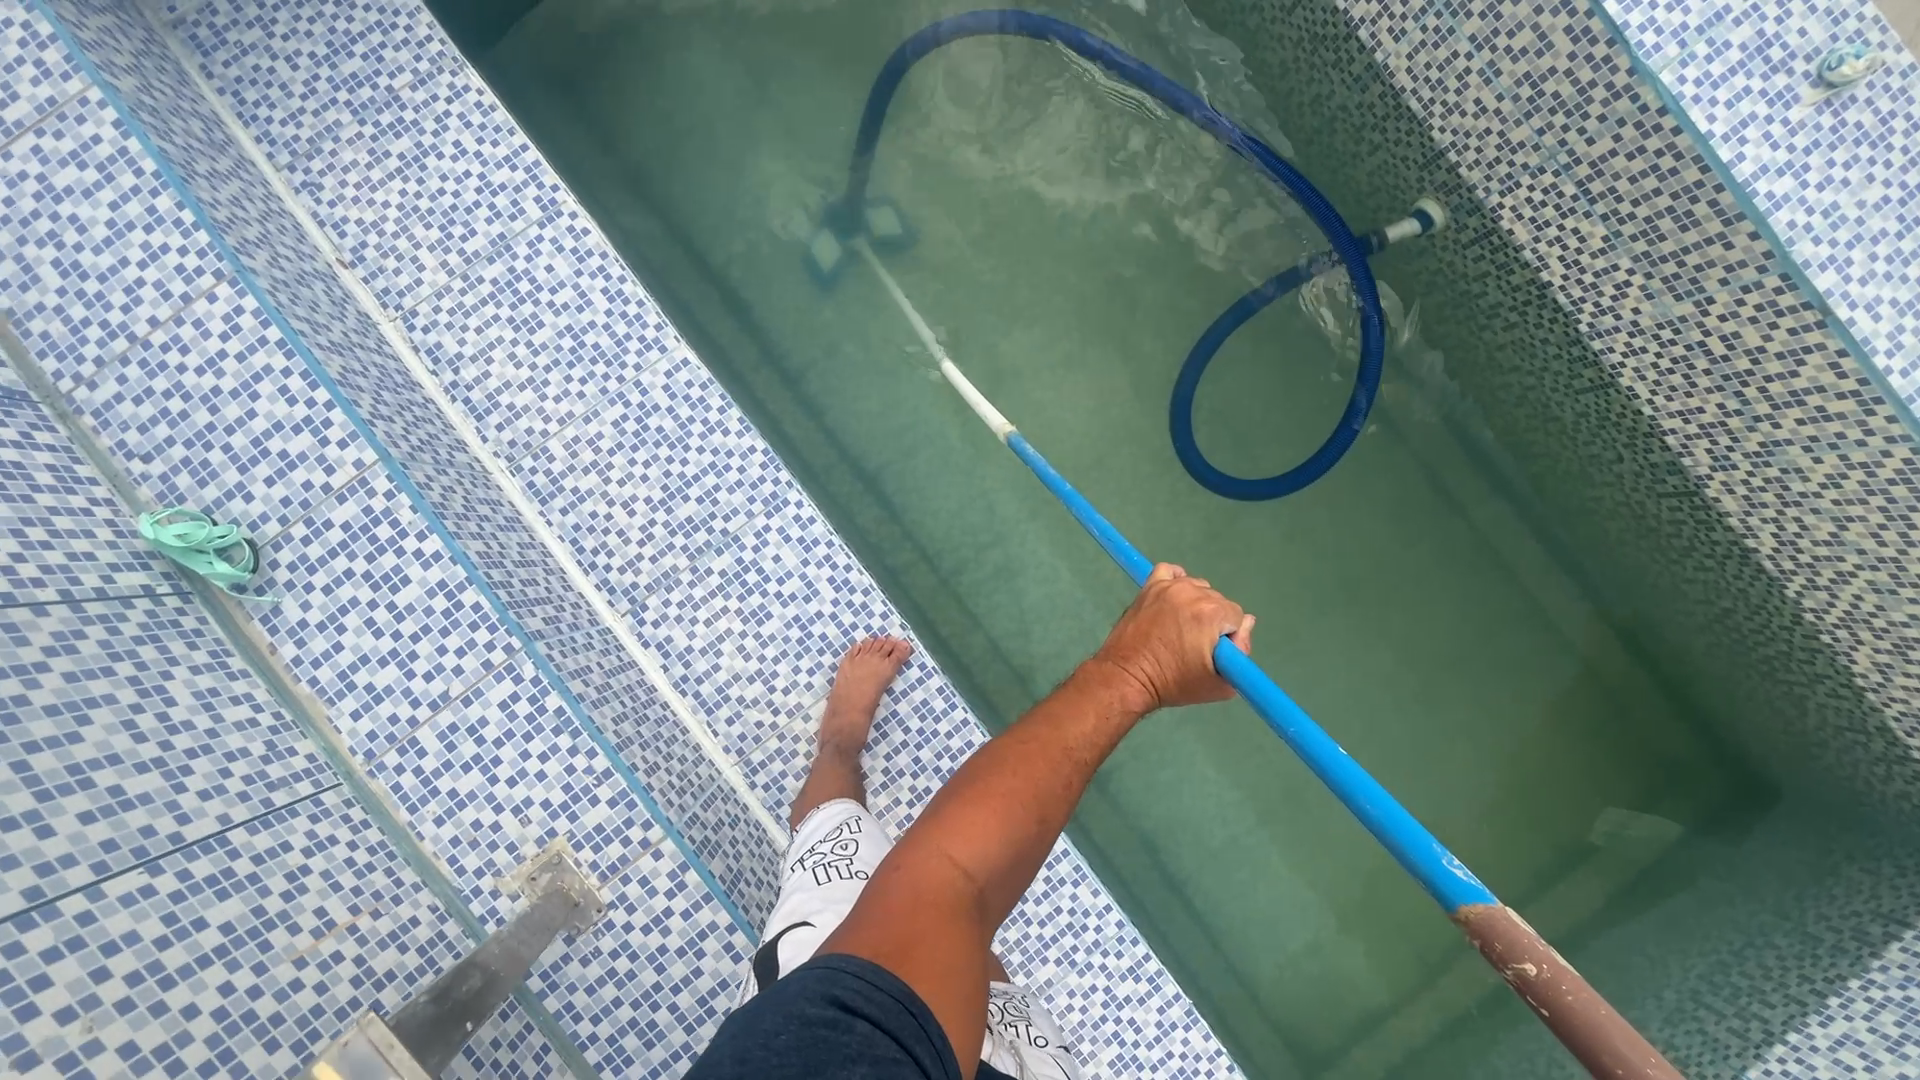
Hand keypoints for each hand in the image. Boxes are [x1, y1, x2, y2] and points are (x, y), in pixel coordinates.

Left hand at [1088, 563, 1253, 711]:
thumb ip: (1242, 653)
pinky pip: (1169, 571)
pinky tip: (1174, 599)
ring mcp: (1167, 587)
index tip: (1213, 653)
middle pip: (1218, 602)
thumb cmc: (1173, 683)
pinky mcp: (1149, 587)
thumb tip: (1245, 624)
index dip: (1229, 638)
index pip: (1237, 617)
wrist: (1127, 677)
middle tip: (1195, 645)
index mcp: (1211, 613)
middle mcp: (1191, 592)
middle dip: (1213, 622)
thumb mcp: (1220, 683)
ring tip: (1181, 628)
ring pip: (1197, 588)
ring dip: (1195, 604)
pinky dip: (1176, 581)